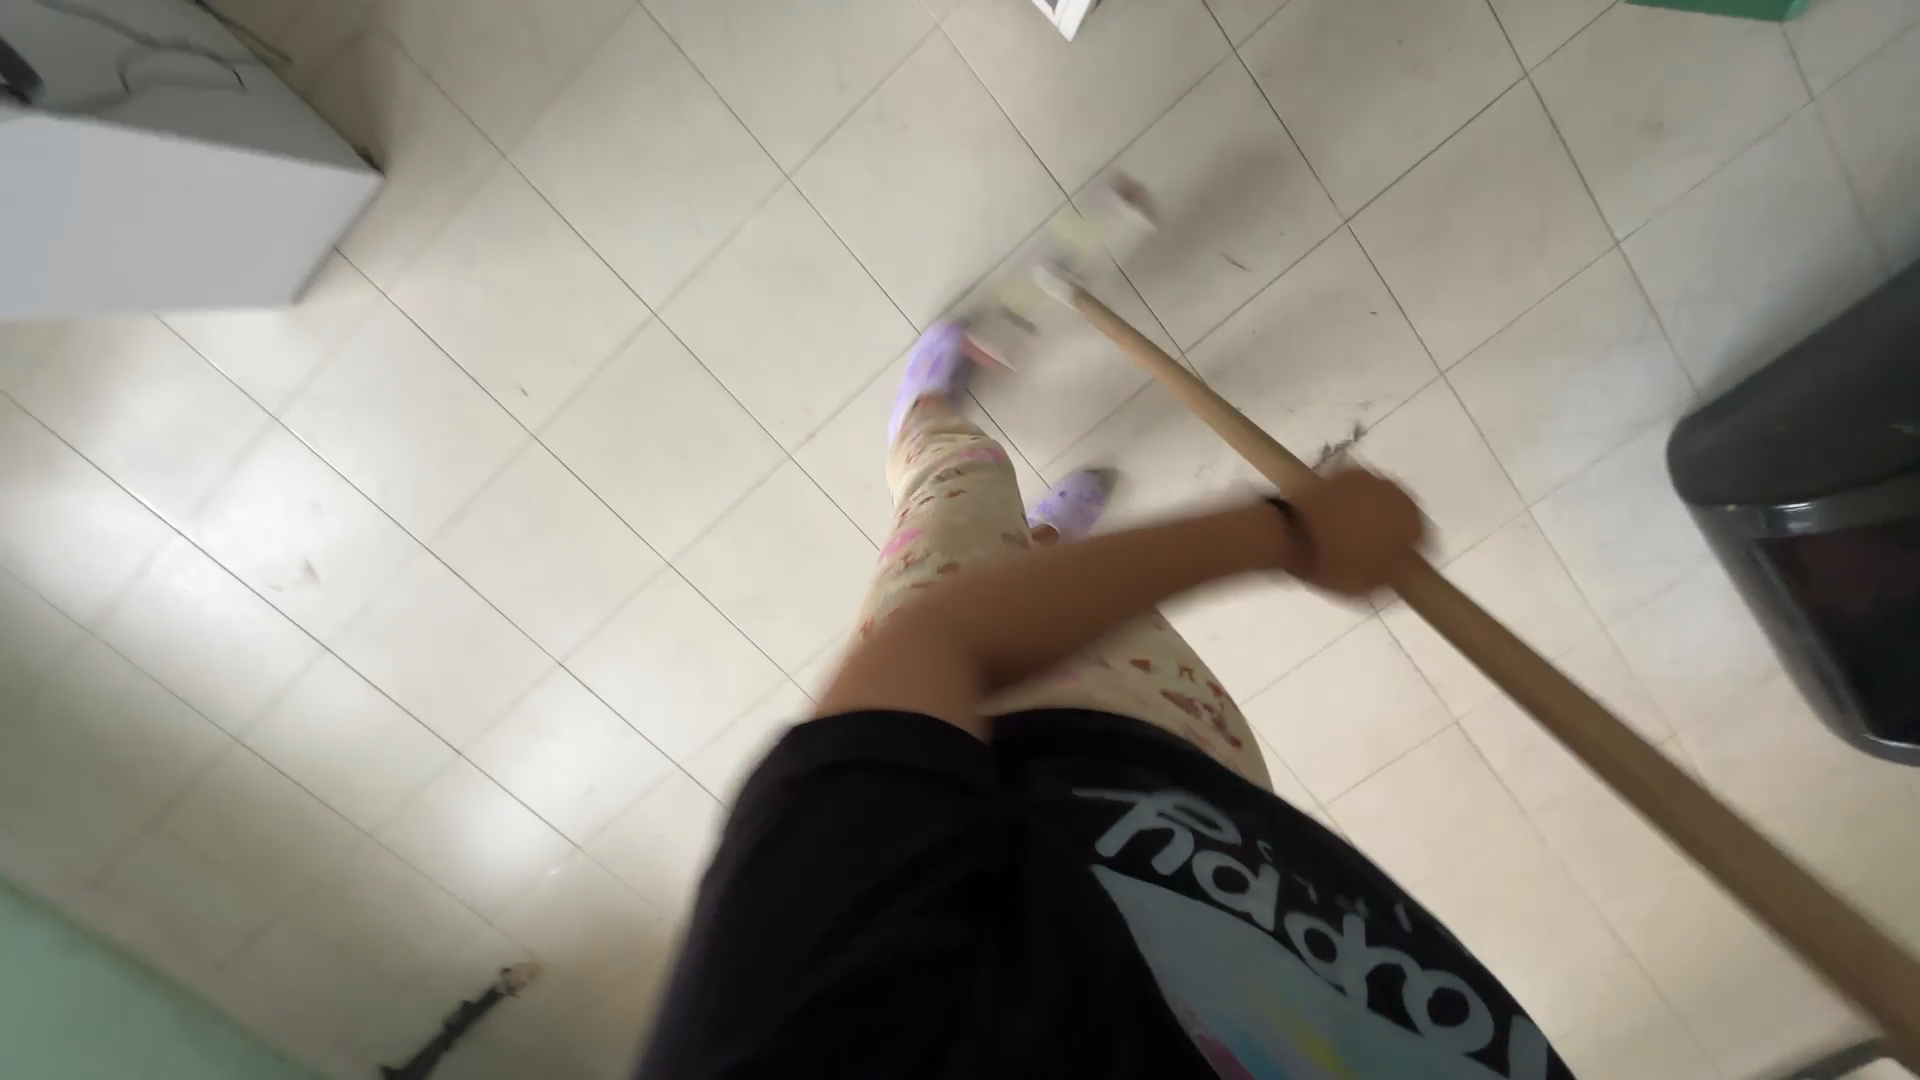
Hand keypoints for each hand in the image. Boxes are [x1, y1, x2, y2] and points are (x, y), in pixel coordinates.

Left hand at [1283, 468, 1425, 596]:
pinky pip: (1353, 487)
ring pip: (1378, 497)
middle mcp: (1397, 493)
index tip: (1391, 560)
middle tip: (1368, 544)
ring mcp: (1368, 478)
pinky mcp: (1341, 470)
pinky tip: (1336, 512)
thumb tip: (1406, 568)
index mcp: (1412, 522)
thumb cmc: (1332, 564)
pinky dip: (1349, 498)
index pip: (1423, 537)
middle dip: (1390, 526)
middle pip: (1401, 512)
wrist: (1287, 533)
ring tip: (1349, 528)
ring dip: (1370, 509)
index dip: (1406, 550)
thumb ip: (1396, 574)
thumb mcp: (1369, 586)